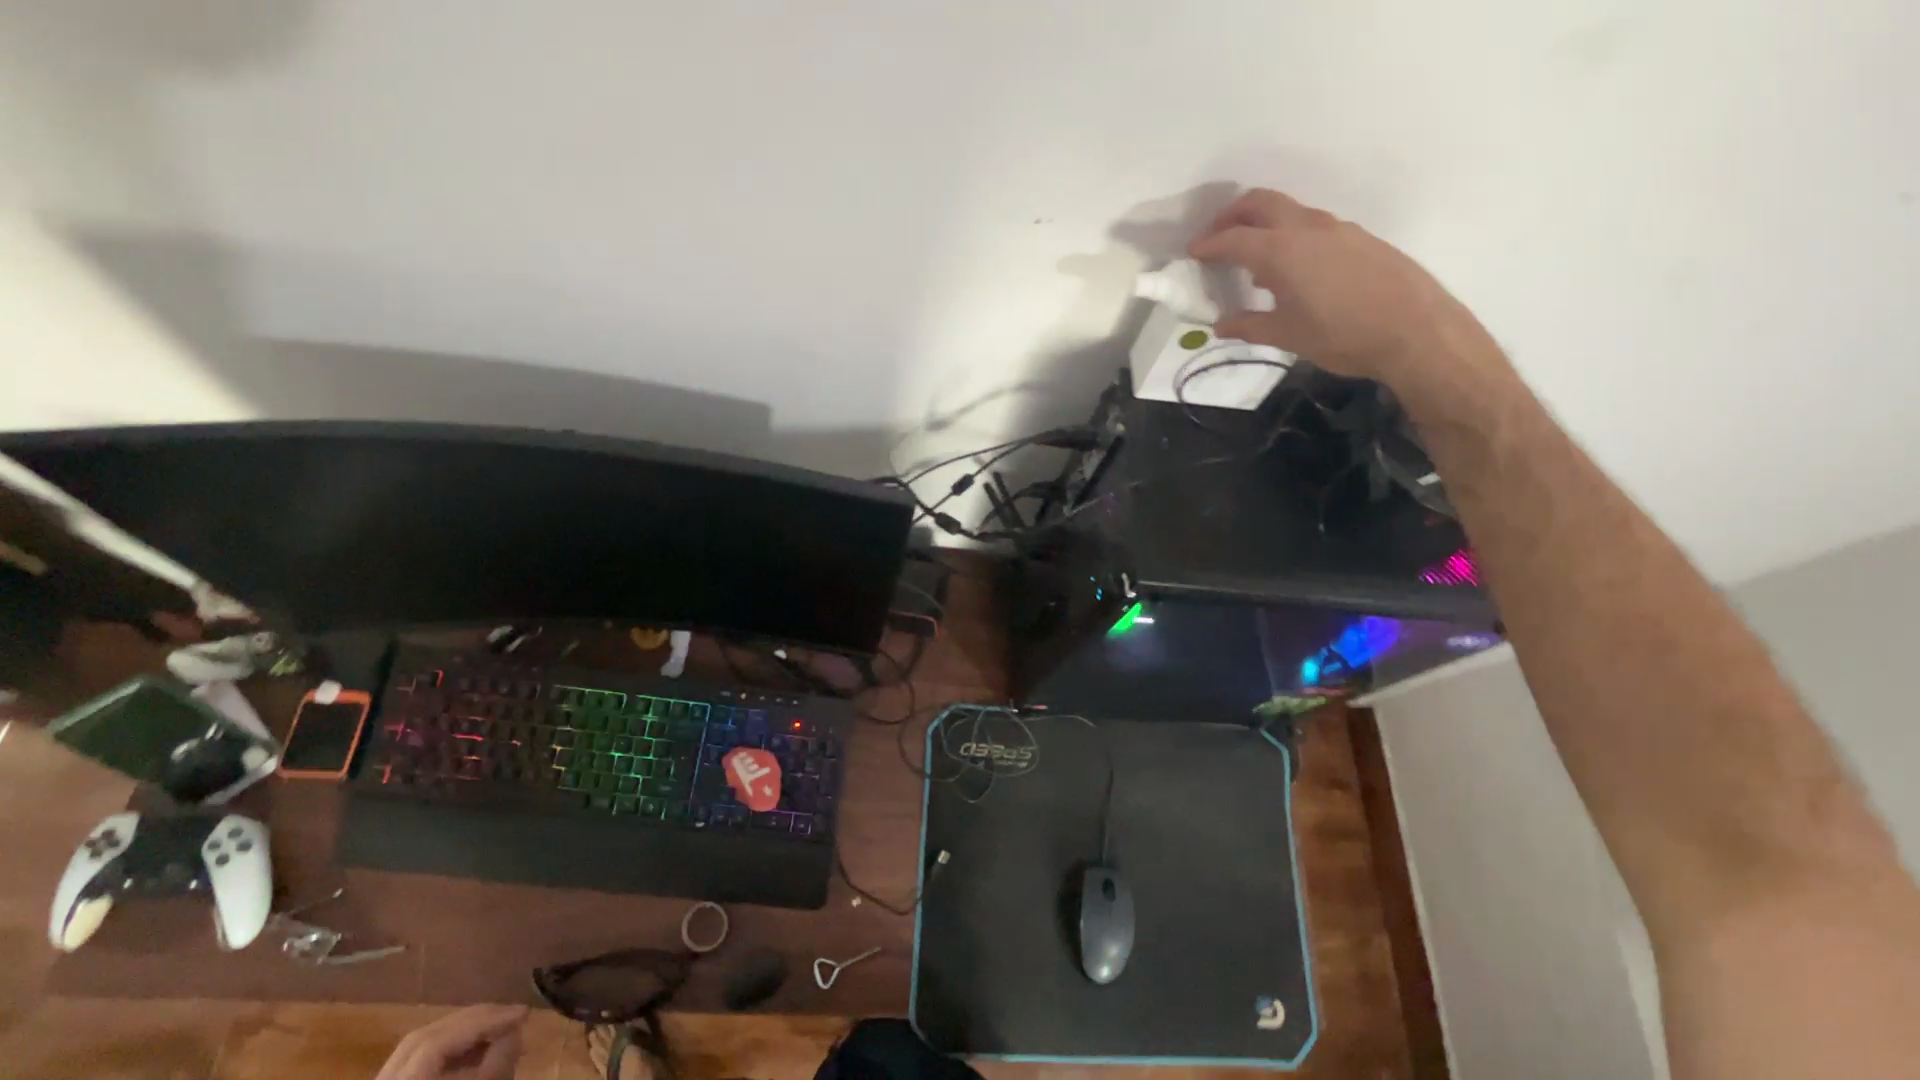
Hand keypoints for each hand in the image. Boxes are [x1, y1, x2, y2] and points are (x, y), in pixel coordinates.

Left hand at [375, 1005, 528, 1079]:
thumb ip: (497, 1063)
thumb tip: (514, 1027)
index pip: (436, 1042)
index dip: (481, 1023)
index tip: (523, 1013)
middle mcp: (382, 1078)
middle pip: (424, 1037)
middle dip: (472, 1022)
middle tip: (512, 1014)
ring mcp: (385, 1079)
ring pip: (421, 1046)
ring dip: (464, 1033)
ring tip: (501, 1029)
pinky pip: (419, 1062)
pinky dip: (452, 1052)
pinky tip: (479, 1050)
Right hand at [1188, 189, 1499, 388]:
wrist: (1416, 330)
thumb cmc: (1342, 335)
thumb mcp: (1287, 336)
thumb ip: (1249, 326)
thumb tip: (1221, 325)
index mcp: (1281, 250)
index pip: (1232, 238)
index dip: (1208, 244)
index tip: (1193, 253)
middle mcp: (1307, 228)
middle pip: (1260, 203)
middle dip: (1232, 216)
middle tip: (1217, 238)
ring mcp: (1337, 228)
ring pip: (1289, 211)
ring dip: (1264, 225)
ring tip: (1253, 259)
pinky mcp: (1359, 238)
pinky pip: (1313, 226)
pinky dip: (1291, 236)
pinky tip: (1294, 269)